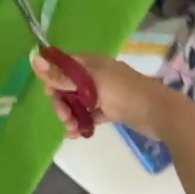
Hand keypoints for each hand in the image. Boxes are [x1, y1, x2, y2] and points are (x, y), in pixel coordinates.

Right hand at [33, 51, 181, 139]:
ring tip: (72, 129)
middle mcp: (97, 75)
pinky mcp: (112, 109)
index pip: (64, 66)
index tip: (51, 94)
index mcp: (92, 63)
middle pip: (69, 87)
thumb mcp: (91, 84)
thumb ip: (63, 76)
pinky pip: (90, 114)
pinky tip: (76, 134)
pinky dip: (82, 122)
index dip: (54, 79)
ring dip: (71, 115)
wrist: (160, 114)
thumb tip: (35, 59)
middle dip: (62, 103)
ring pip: (78, 102)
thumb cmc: (125, 94)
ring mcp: (105, 93)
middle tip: (64, 118)